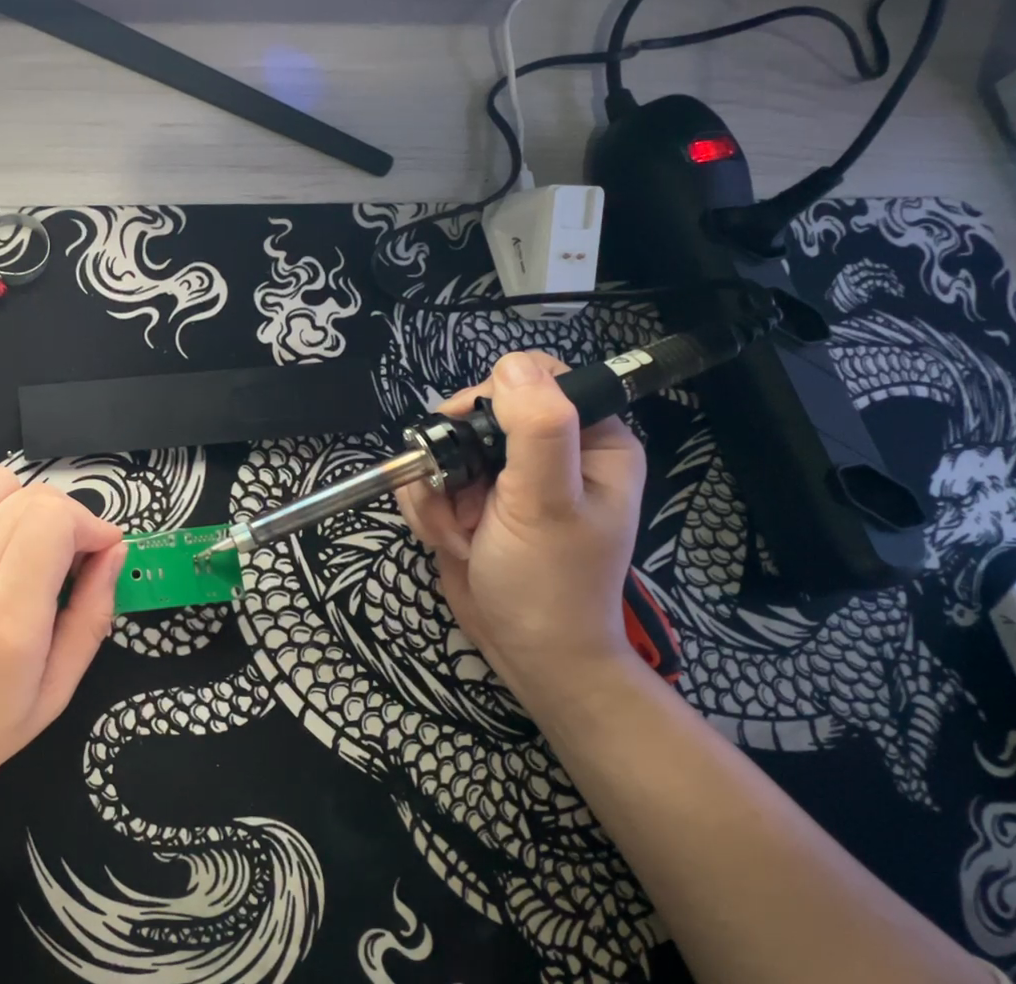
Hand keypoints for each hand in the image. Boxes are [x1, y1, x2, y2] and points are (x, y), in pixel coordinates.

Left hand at [0, 466, 126, 826]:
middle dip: (57, 518)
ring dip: (11, 510)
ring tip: (6, 556)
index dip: (87, 523)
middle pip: (26, 493)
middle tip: (56, 559)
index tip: (95, 549)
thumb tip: (114, 550)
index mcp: (3, 619)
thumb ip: (91, 617)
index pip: (54, 517)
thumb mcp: (49, 696)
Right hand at [397, 352, 648, 712]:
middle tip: (463, 502)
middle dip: (451, 459)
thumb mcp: (547, 502)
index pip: (534, 379)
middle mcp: (547, 451)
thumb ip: (537, 429)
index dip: (491, 399)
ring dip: (434, 494)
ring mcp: (503, 478)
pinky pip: (427, 482)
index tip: (468, 437)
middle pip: (472, 413)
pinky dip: (426, 512)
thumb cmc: (550, 581)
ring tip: (459, 535)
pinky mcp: (469, 502)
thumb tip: (511, 363)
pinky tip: (451, 543)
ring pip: (440, 450)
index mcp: (589, 439)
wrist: (527, 652)